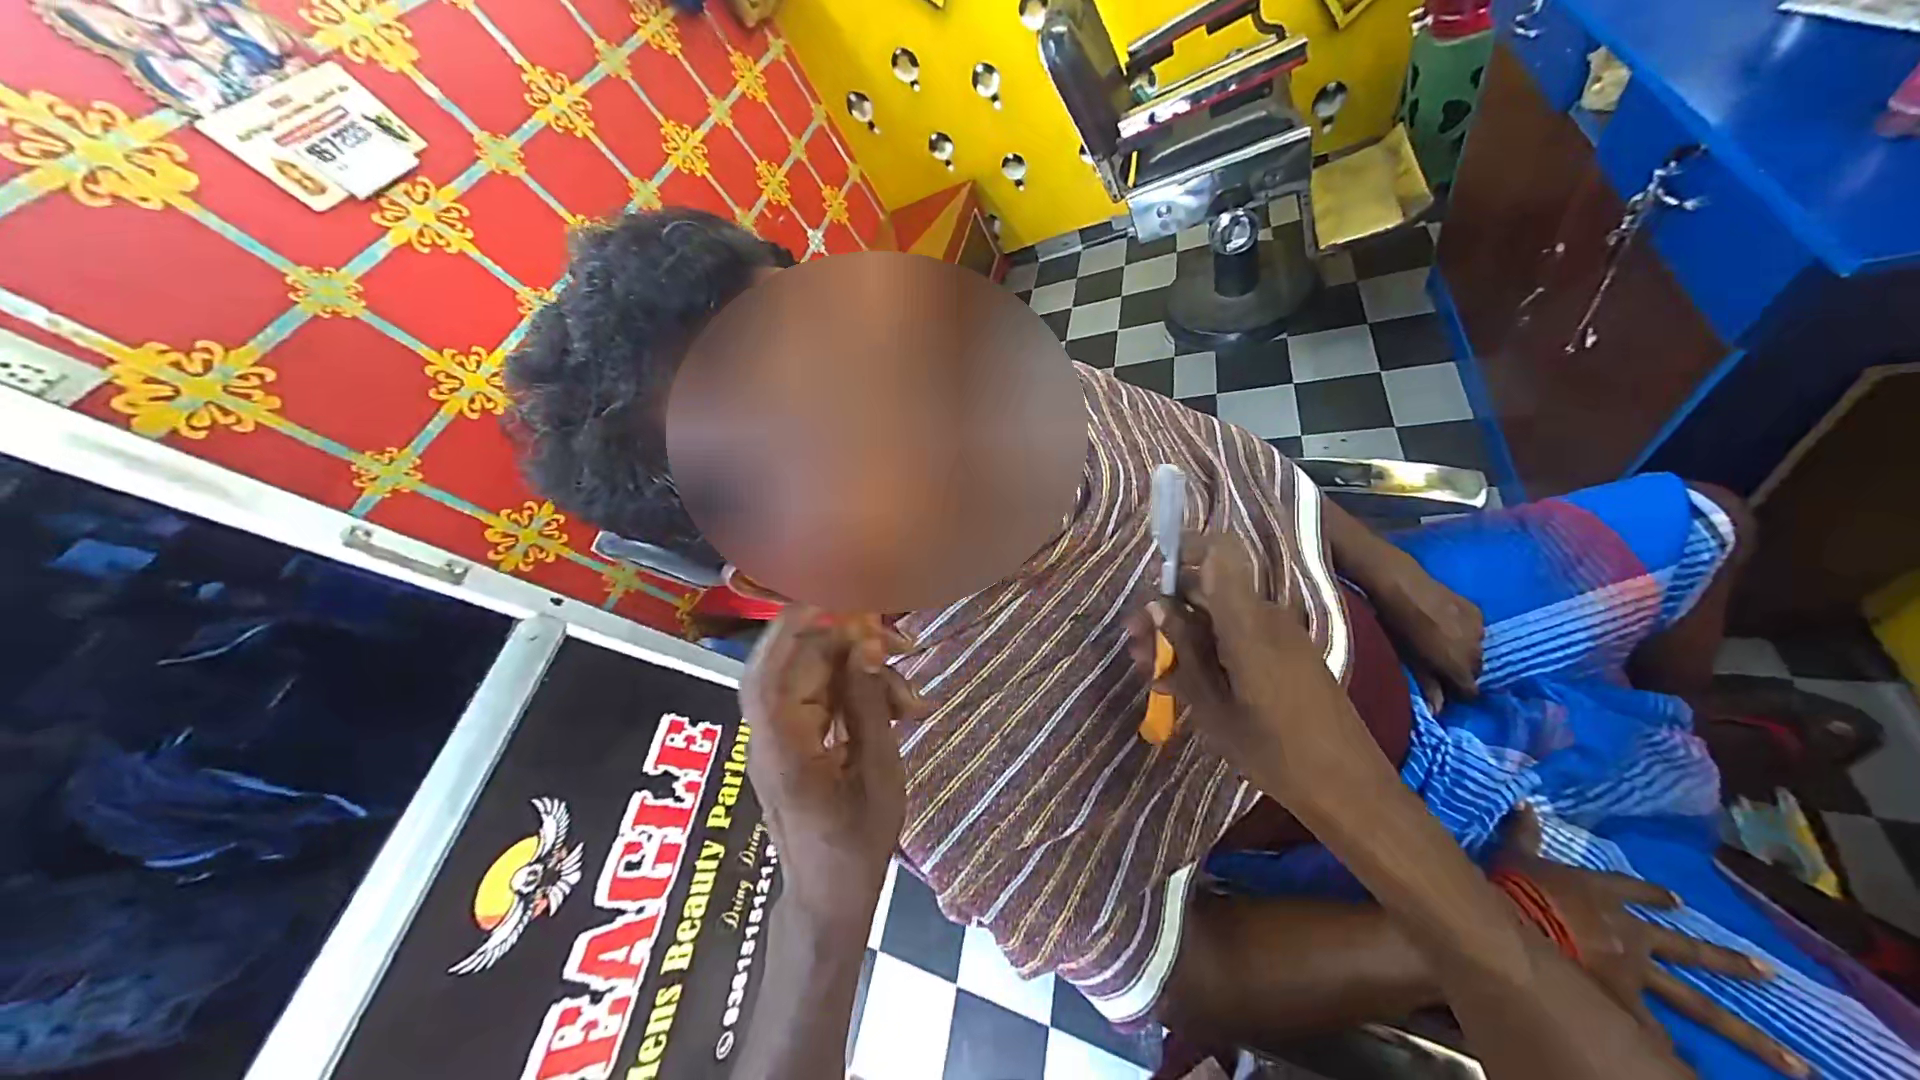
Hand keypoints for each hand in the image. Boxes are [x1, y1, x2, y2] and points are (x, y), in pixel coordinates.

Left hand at [740, 608, 924, 933]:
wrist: (829, 899)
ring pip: (816, 679)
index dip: (796, 623)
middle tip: (903, 643)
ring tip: (913, 696)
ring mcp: (783, 736)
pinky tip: (900, 707)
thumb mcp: (877, 774)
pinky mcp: (798, 742)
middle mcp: (772, 732)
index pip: (774, 667)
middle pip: (798, 664)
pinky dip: (859, 694)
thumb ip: (868, 705)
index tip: (837, 593)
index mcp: (781, 743)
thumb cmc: (855, 846)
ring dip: (861, 672)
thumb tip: (866, 645)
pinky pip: (825, 700)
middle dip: (849, 643)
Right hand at [1138, 532, 1387, 800]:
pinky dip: (1206, 649)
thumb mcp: (1213, 707)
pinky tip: (1178, 682)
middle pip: (1208, 589)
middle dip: (1166, 609)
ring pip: (1218, 616)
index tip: (1151, 573)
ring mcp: (1279, 635)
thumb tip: (1157, 606)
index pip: (1218, 553)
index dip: (1184, 548)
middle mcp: (1266, 616)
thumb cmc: (1274, 752)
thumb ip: (1184, 650)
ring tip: (1149, 669)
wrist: (1349, 788)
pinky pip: (1237, 635)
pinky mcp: (1286, 655)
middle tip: (1134, 644)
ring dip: (1181, 634)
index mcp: (1248, 622)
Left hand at [1373, 559, 1483, 700]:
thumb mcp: (1408, 658)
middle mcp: (1477, 651)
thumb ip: (1427, 684)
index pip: (1470, 691)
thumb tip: (1438, 711)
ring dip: (1464, 650)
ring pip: (1477, 650)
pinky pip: (1476, 629)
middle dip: (1460, 671)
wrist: (1402, 586)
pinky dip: (1465, 631)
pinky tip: (1445, 623)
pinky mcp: (1477, 610)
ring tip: (1440, 641)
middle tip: (1438, 663)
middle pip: (1474, 671)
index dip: (1457, 692)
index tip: (1445, 689)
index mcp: (1460, 666)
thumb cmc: (1397, 626)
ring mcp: (1480, 629)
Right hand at [1496, 809, 1809, 1078]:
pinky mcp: (1622, 998)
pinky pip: (1652, 1029)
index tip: (1677, 902)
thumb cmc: (1517, 883)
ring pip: (1695, 1003)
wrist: (1519, 919)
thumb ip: (1523, 833)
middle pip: (1688, 950)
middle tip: (1771, 975)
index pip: (1634, 890)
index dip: (1653, 895)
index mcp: (1602, 893)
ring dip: (1742, 1032)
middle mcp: (1630, 932)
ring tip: (1791, 1063)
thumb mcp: (1515, 852)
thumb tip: (1522, 802)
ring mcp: (1631, 969)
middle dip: (1730, 963)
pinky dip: (1672, 1051)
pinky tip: (1689, 1066)